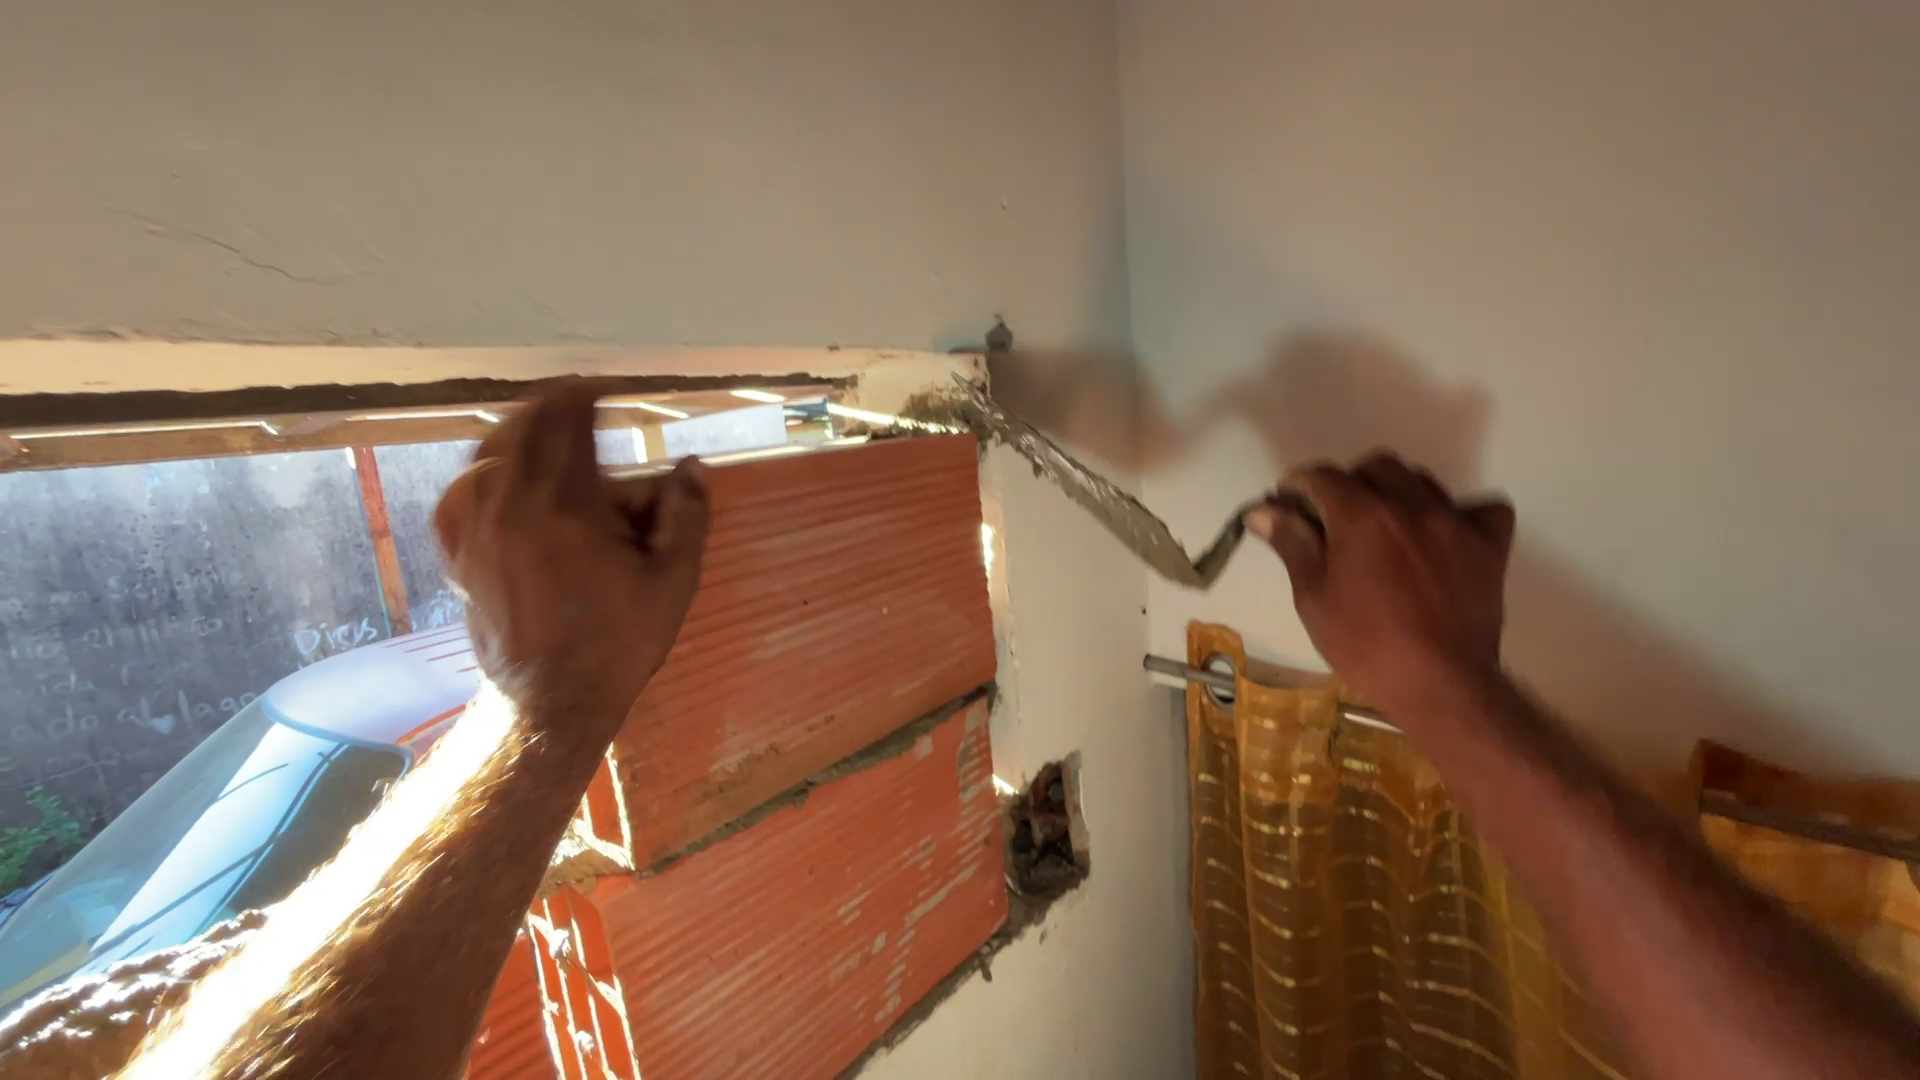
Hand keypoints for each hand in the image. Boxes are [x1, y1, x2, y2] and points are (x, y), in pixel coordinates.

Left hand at [432, 383, 709, 729]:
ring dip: (514, 430)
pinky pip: (456, 495)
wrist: (552, 701)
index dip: (585, 396)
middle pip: (520, 429)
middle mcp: (511, 509)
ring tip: (540, 425)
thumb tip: (691, 467)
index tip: (605, 388)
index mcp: (566, 509)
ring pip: (483, 455)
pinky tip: (495, 474)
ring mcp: (477, 532)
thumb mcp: (672, 581)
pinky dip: (478, 471)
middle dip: (550, 404)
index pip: (567, 425)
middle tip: (577, 398)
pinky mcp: (461, 557)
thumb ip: (685, 516)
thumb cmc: (619, 641)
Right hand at [1244, 452, 1515, 713]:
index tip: (1288, 507)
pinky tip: (1440, 536)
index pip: (1322, 476)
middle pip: (1375, 467)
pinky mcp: (1490, 547)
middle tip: (1333, 521)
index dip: (1298, 486)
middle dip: (1348, 484)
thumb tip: (1261, 510)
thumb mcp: (1313, 596)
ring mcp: (1456, 523)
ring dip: (1395, 493)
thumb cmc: (1363, 644)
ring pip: (1421, 481)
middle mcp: (1411, 506)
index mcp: (1362, 516)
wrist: (1439, 685)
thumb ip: (1291, 543)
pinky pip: (1480, 508)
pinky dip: (1457, 514)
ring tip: (1381, 529)